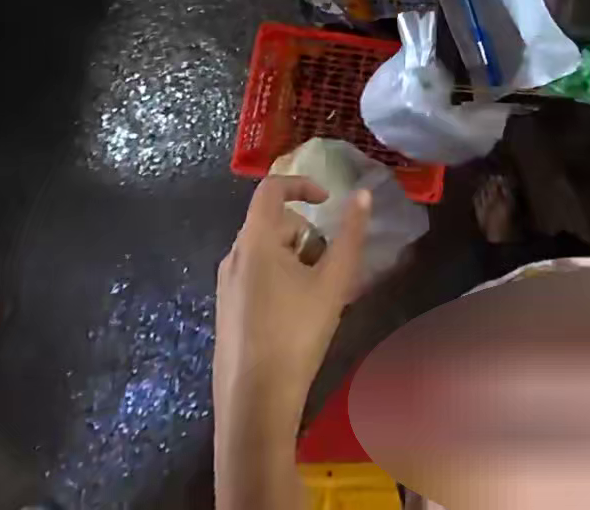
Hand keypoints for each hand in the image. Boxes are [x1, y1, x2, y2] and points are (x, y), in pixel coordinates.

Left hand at [214, 177, 371, 426]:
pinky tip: (298, 312)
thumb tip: (363, 194)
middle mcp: (234, 255)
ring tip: (318, 294)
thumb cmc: (297, 334)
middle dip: (307, 235)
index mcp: (255, 241)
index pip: (271, 188)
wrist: (254, 404)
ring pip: (267, 249)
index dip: (302, 184)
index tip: (328, 201)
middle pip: (274, 222)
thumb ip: (351, 234)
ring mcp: (226, 284)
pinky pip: (257, 272)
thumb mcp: (334, 281)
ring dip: (297, 257)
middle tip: (329, 267)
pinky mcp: (226, 308)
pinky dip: (282, 276)